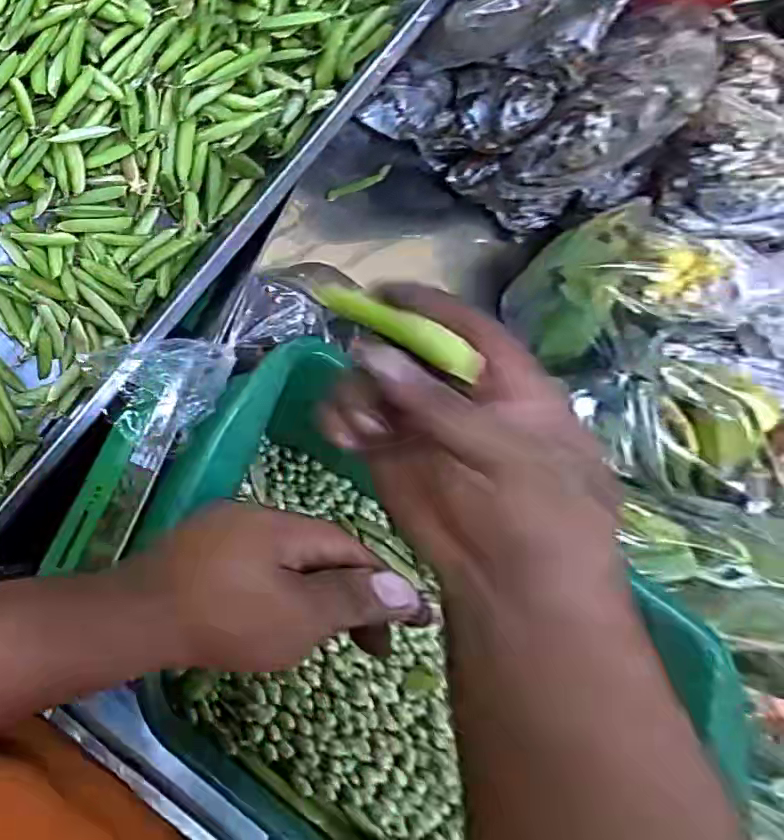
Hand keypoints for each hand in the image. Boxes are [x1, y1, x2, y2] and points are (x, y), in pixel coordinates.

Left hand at [117, 501, 428, 671]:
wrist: (141, 615)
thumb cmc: (227, 616)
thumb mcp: (302, 613)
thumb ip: (353, 597)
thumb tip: (402, 585)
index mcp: (272, 522)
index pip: (345, 542)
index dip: (383, 581)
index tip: (410, 627)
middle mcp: (241, 514)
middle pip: (312, 548)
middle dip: (347, 592)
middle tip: (369, 645)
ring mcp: (212, 530)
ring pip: (280, 558)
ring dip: (312, 593)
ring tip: (325, 636)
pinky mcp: (193, 550)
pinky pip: (249, 564)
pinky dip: (275, 589)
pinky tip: (275, 619)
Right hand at [317, 284, 623, 606]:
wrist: (511, 587)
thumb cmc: (539, 519)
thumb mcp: (502, 456)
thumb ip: (433, 404)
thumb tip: (366, 351)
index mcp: (510, 390)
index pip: (468, 332)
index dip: (428, 308)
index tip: (380, 291)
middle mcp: (459, 399)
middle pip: (403, 354)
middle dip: (375, 361)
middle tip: (360, 380)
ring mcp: (419, 424)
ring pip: (367, 384)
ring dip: (353, 397)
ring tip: (356, 427)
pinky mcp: (385, 448)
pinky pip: (348, 416)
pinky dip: (338, 420)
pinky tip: (344, 439)